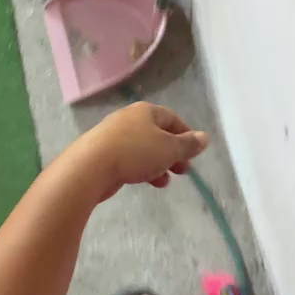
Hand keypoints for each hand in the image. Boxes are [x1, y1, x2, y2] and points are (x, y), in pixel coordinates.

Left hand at [70, 103, 209, 199]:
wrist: (90, 167)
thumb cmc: (135, 152)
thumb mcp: (169, 149)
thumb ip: (188, 145)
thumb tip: (204, 137)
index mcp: (146, 111)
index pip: (172, 118)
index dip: (186, 134)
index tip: (194, 152)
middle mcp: (129, 119)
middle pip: (157, 134)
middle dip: (173, 153)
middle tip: (184, 169)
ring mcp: (114, 136)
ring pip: (144, 149)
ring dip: (159, 164)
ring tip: (166, 181)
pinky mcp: (103, 153)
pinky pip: (129, 159)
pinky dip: (142, 169)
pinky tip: (148, 183)